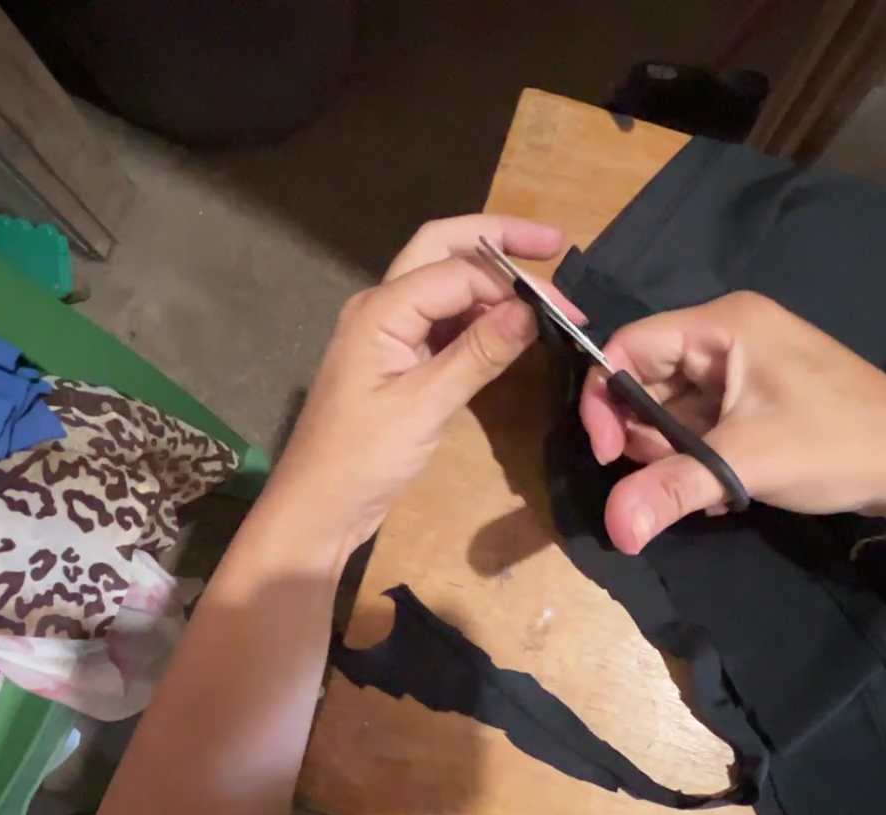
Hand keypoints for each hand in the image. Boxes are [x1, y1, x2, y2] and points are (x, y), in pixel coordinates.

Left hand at [264, 215, 570, 559]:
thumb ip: (477, 354)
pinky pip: (442, 321)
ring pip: (443, 282)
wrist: (320, 505)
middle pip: (443, 248)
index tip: (565, 306)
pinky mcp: (399, 360)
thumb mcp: (423, 406)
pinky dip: (478, 315)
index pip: (459, 272)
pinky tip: (509, 324)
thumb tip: (530, 309)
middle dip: (498, 238)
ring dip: (489, 275)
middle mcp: (383, 307)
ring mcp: (389, 333)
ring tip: (540, 281)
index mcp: (382, 310)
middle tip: (553, 242)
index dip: (515, 281)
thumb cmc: (362, 459)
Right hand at [580, 291, 885, 553]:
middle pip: (645, 381)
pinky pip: (697, 426)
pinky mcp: (752, 400)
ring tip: (712, 485)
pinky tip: (726, 488)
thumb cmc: (840, 444)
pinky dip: (698, 459)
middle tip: (679, 473)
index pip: (629, 345)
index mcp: (723, 325)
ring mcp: (741, 368)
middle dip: (648, 436)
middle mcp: (726, 336)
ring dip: (674, 456)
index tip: (606, 454)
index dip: (606, 398)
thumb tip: (614, 530)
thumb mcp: (747, 464)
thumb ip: (671, 490)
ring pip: (669, 410)